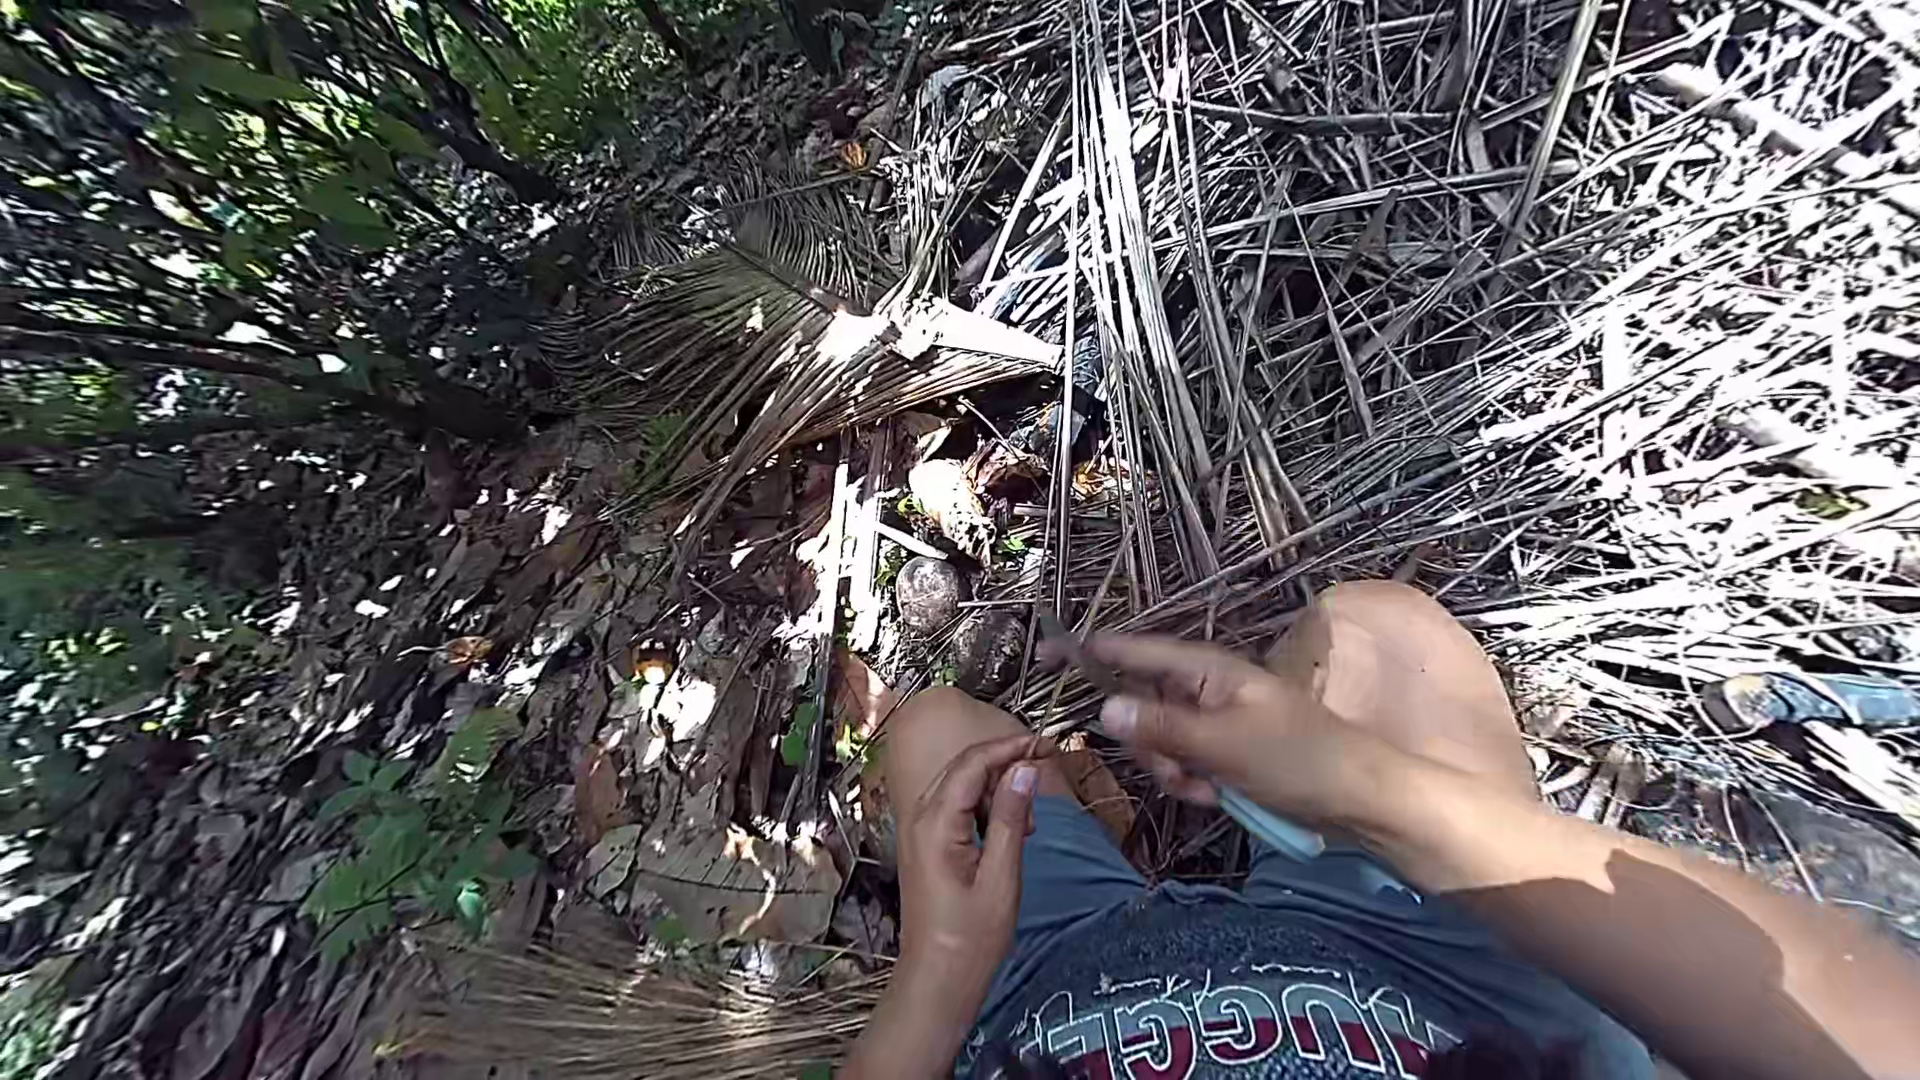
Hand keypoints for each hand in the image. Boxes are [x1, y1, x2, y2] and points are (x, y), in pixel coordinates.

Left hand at [896, 733, 1052, 999]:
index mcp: (935, 821)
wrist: (936, 983)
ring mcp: (919, 826)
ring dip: (997, 791)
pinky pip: (956, 804)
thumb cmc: (971, 939)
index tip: (1045, 744)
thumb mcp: (1002, 877)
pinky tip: (1007, 833)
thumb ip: (1012, 817)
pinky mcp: (925, 839)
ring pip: (962, 783)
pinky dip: (984, 808)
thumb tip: (1025, 768)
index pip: (974, 762)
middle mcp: (920, 814)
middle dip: (1006, 766)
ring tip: (1028, 826)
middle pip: (965, 767)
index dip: (1010, 747)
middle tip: (1042, 780)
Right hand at [1085, 634, 1420, 835]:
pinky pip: (1179, 762)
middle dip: (1149, 743)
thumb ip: (1161, 725)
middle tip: (1177, 770)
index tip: (1045, 654)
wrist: (1364, 803)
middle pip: (1139, 706)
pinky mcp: (1218, 749)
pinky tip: (1218, 796)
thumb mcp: (1224, 744)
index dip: (1086, 651)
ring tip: (1208, 788)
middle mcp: (1200, 687)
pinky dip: (1189, 782)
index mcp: (1203, 668)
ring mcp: (1209, 719)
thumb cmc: (1300, 758)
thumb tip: (1104, 706)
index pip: (1131, 651)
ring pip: (1156, 741)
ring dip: (1171, 769)